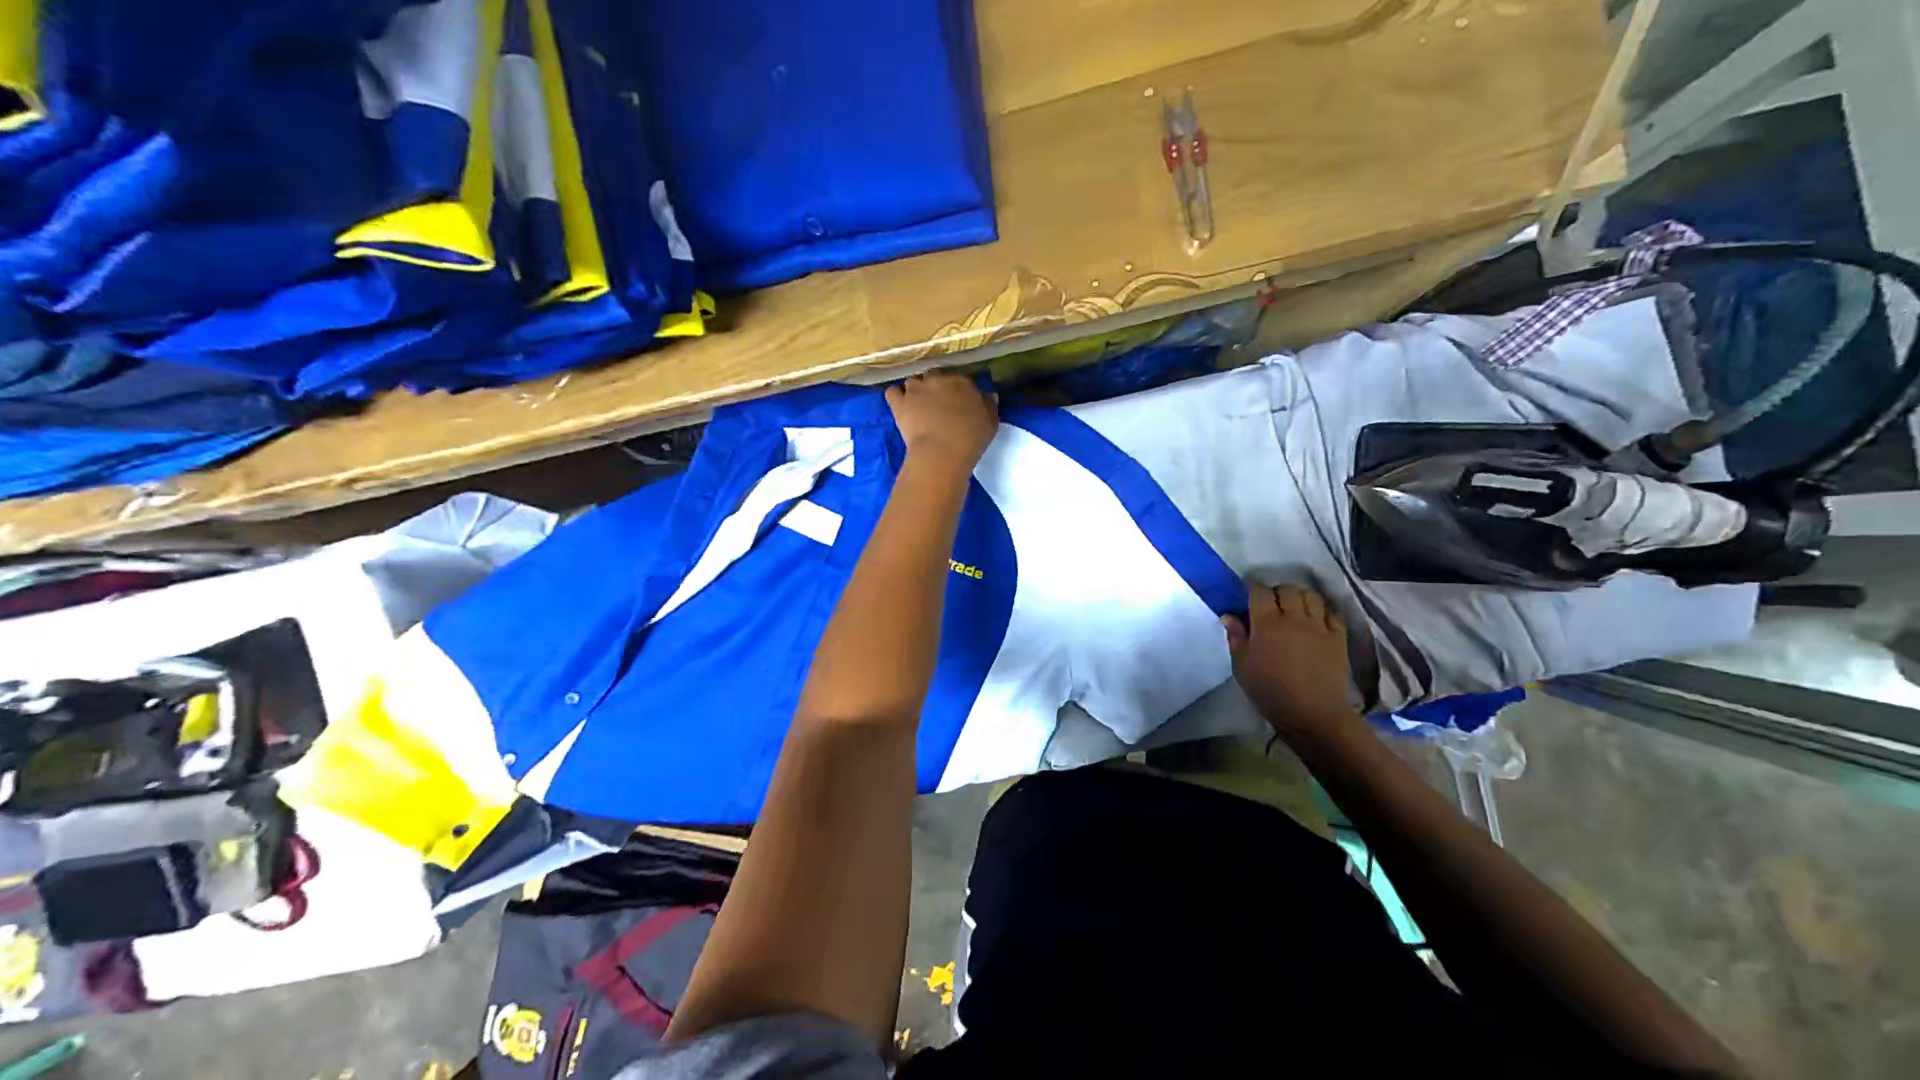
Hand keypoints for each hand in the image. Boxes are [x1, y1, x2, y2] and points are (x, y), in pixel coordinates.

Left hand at [886, 374, 997, 470]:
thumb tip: (988, 395)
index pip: (959, 381)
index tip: (957, 405)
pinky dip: (895, 397)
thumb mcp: (990, 423)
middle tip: (936, 406)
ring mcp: (916, 389)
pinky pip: (892, 392)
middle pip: (934, 376)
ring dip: (915, 391)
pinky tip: (899, 406)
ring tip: (917, 407)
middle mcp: (939, 380)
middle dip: (934, 387)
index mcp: (963, 383)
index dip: (957, 393)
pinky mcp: (899, 403)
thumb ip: (990, 406)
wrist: (942, 452)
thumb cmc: (971, 440)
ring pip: (913, 381)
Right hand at [1221, 582, 1358, 742]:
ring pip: (1312, 596)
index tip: (1247, 593)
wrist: (1313, 715)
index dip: (1252, 587)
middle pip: (1288, 589)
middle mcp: (1294, 618)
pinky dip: (1323, 611)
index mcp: (1266, 624)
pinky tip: (1317, 621)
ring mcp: (1319, 626)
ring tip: (1296, 609)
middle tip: (1272, 604)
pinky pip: (1332, 613)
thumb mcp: (1242, 668)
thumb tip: (1229, 616)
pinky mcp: (1338, 637)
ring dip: (1301, 598)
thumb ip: (1236, 638)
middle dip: (1278, 592)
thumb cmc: (1270, 692)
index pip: (1259, 591)